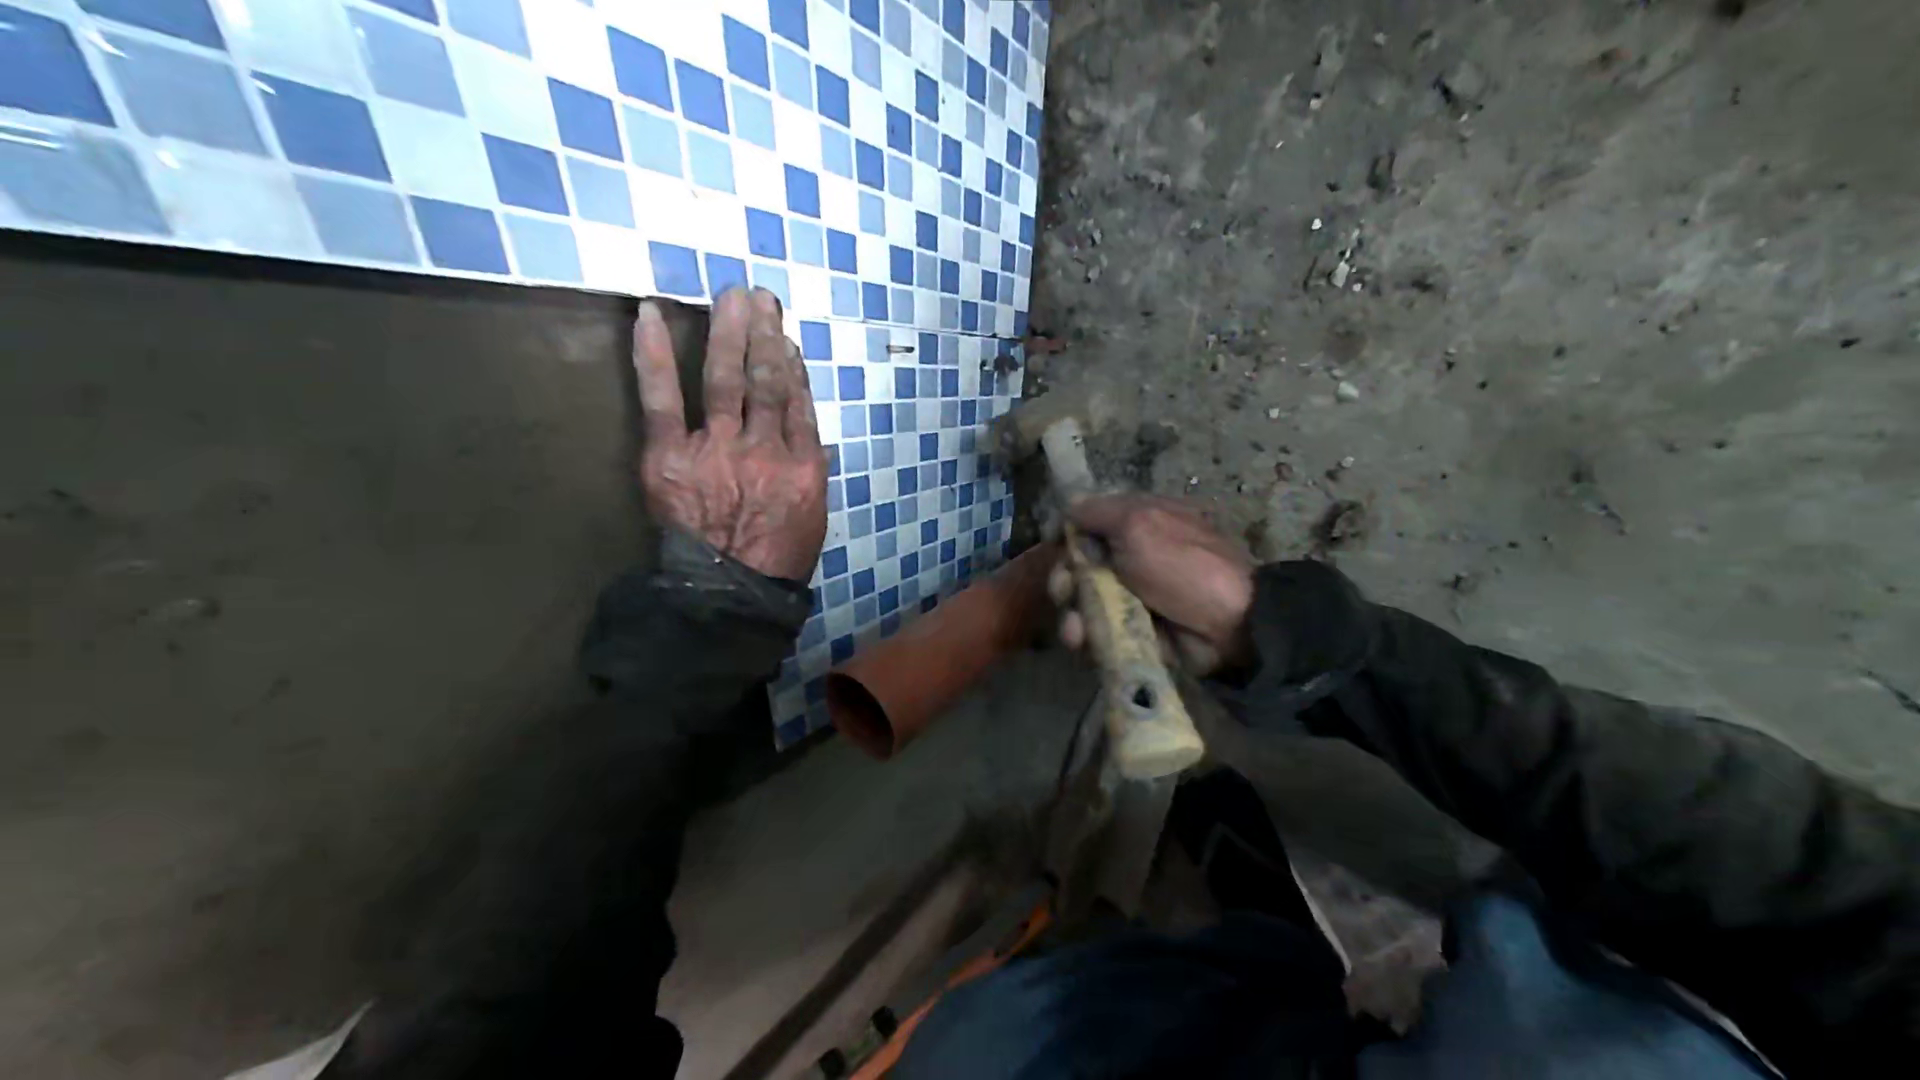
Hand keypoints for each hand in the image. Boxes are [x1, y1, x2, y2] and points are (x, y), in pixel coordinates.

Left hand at [633, 288, 826, 581]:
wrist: (730, 591)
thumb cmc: (778, 555)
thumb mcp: (814, 511)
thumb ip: (810, 465)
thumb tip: (804, 426)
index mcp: (803, 464)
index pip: (798, 400)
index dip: (791, 364)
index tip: (786, 336)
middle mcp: (764, 448)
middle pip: (766, 379)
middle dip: (764, 334)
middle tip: (759, 296)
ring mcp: (717, 448)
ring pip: (725, 379)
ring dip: (729, 332)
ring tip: (731, 296)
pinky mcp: (669, 456)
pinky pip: (662, 397)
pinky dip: (655, 354)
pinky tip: (652, 314)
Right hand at [1051, 494, 1254, 674]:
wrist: (1230, 626)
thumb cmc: (1182, 566)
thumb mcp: (1139, 524)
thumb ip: (1098, 512)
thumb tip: (1068, 504)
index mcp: (1139, 520)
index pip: (1091, 519)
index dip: (1068, 530)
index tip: (1051, 542)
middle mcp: (1133, 554)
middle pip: (1081, 562)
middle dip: (1065, 576)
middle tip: (1065, 589)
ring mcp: (1133, 594)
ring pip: (1085, 599)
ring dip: (1073, 611)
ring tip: (1075, 628)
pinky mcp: (1134, 628)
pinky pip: (1099, 629)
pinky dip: (1087, 635)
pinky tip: (1082, 640)